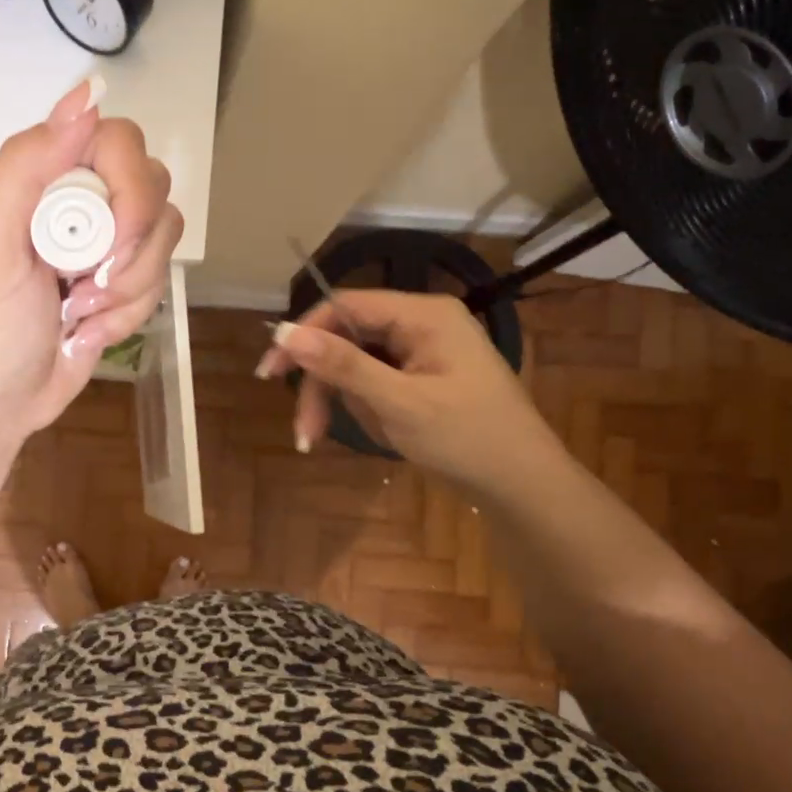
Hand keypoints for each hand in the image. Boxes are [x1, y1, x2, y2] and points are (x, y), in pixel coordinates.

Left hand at [0, 78, 183, 448]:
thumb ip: (25, 167)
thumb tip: (85, 97)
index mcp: (33, 186)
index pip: (112, 141)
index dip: (127, 185)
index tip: (113, 235)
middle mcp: (70, 207)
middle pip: (149, 185)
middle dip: (131, 247)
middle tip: (87, 285)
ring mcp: (97, 249)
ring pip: (161, 236)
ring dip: (128, 287)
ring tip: (80, 314)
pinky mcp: (116, 288)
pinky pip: (157, 280)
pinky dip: (128, 314)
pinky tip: (86, 333)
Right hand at [256, 290, 565, 496]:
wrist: (521, 484)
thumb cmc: (466, 438)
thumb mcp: (398, 403)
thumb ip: (342, 365)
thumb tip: (284, 333)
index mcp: (424, 315)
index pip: (345, 307)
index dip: (303, 335)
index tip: (270, 373)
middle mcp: (422, 324)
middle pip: (346, 340)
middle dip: (323, 387)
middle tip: (305, 433)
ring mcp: (424, 353)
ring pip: (356, 367)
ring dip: (343, 404)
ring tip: (359, 441)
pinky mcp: (422, 379)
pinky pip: (376, 384)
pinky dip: (366, 410)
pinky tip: (381, 435)